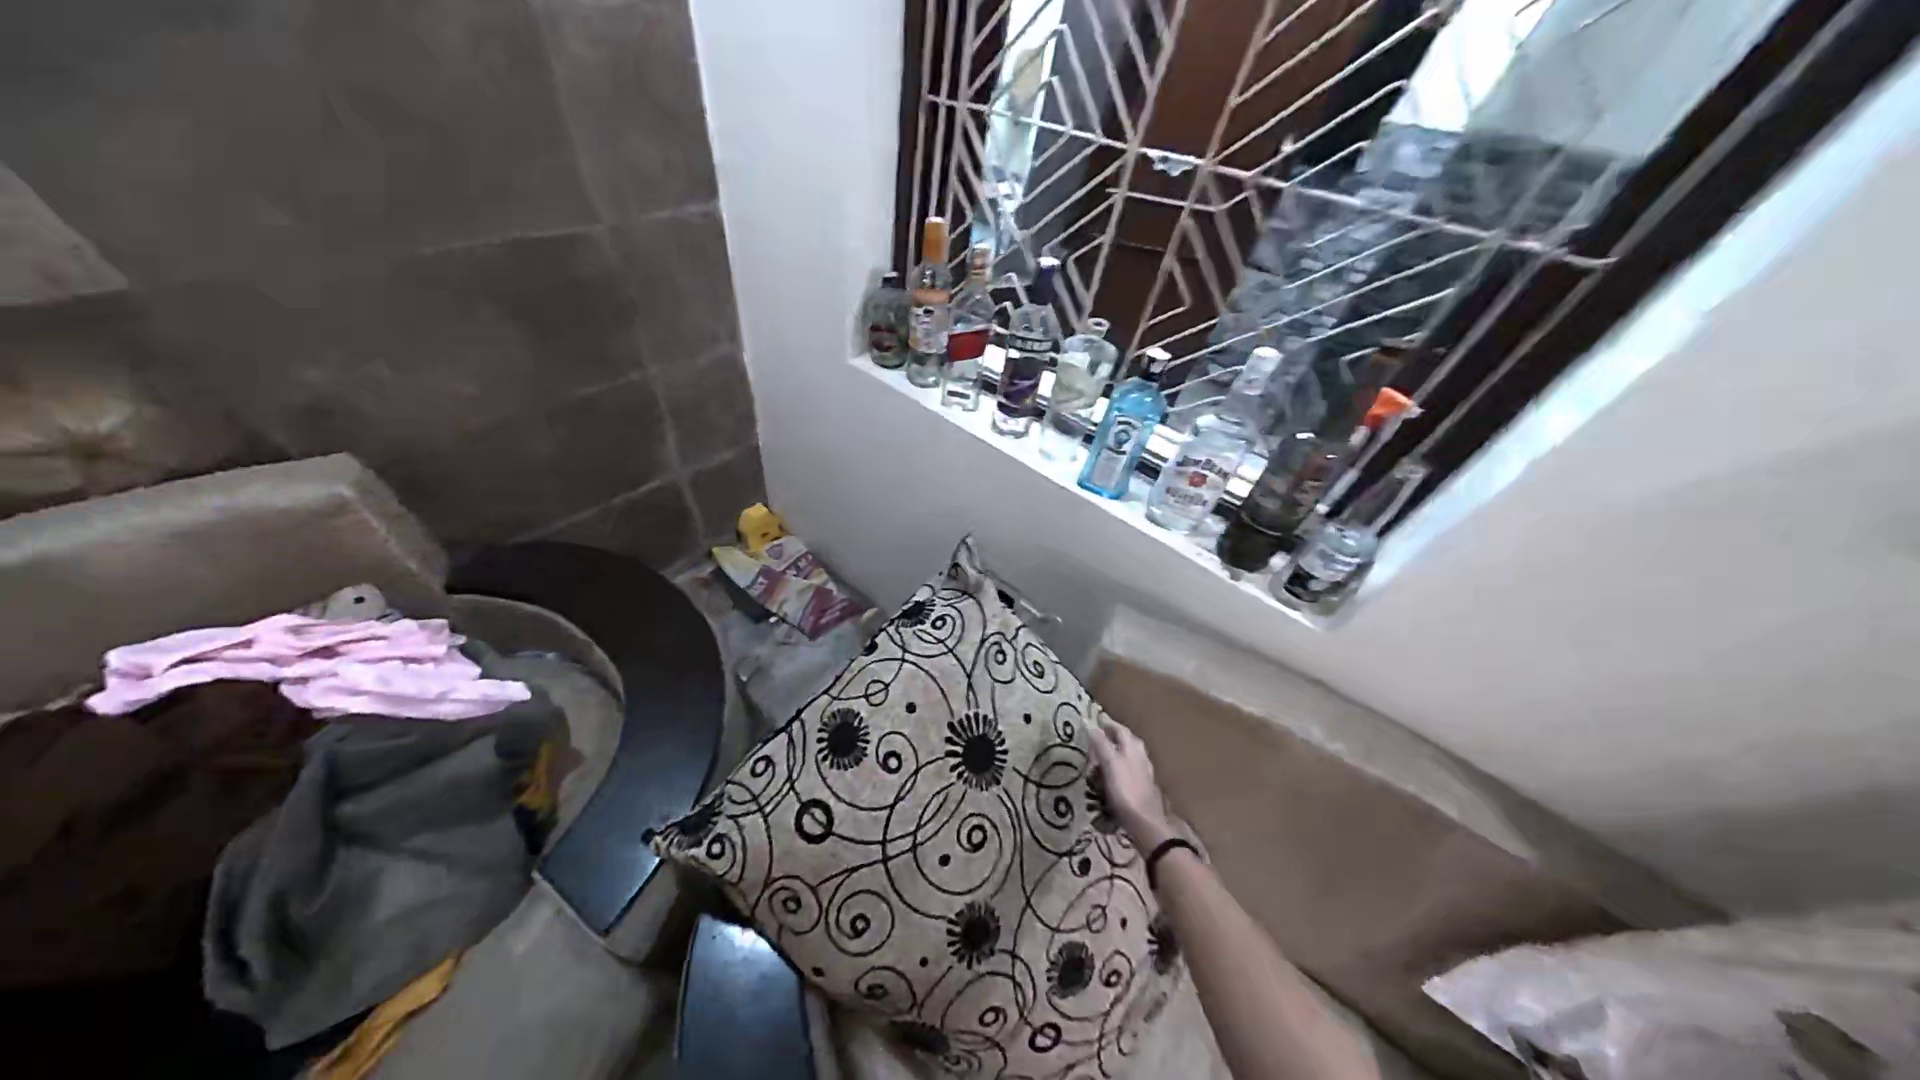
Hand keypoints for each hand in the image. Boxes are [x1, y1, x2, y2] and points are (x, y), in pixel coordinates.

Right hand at [1091, 716, 1176, 850]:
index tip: (1095, 720)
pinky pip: (1126, 771)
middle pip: (1125, 741)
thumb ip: (1101, 744)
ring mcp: (1143, 772)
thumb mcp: (1110, 764)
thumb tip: (1090, 723)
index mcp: (1133, 747)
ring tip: (1101, 759)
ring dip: (1114, 754)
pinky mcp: (1142, 788)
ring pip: (1127, 756)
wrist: (1146, 823)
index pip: (1119, 729)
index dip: (1107, 724)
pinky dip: (1116, 770)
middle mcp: (1140, 756)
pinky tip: (1111, 778)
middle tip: (1096, 740)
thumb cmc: (1126, 791)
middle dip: (1111, 738)